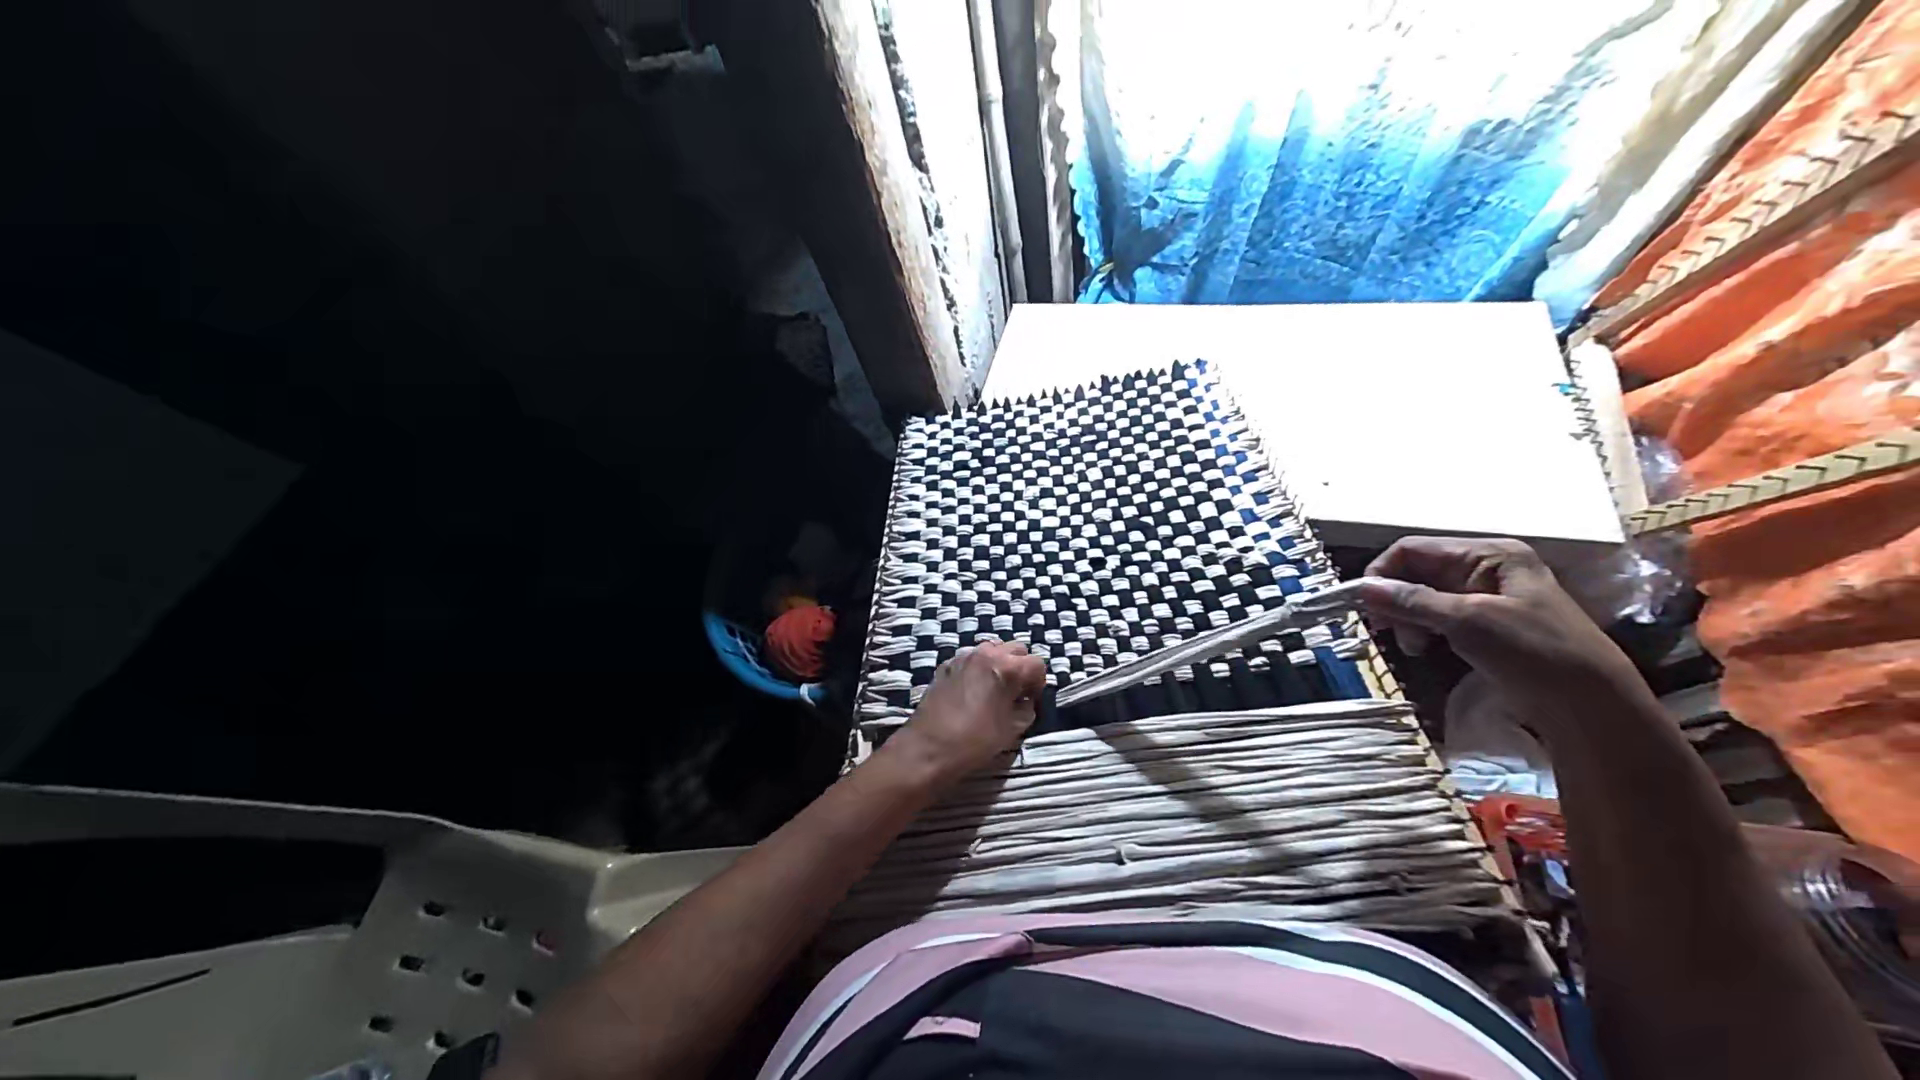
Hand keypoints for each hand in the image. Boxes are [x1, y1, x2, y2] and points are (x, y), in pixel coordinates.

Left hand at [876, 641, 1046, 789]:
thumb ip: (1026, 708)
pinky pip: (972, 658)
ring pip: (993, 649)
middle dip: (1021, 668)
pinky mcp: (947, 664)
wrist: (928, 748)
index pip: (1037, 664)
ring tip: (994, 689)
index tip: (1031, 701)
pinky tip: (973, 691)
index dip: (1038, 683)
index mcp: (1007, 668)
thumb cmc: (975, 741)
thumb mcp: (1013, 729)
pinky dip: (979, 668)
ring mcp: (964, 656)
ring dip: (999, 664)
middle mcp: (987, 654)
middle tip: (1015, 693)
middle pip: (1016, 650)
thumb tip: (1025, 700)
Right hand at [1355, 537, 1644, 727]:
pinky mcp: (1483, 624)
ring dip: (1407, 618)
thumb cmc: (1535, 652)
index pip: (1413, 549)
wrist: (1591, 705)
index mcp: (1489, 554)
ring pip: (1422, 596)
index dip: (1382, 572)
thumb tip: (1361, 588)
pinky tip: (1424, 648)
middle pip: (1415, 572)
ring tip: (1412, 645)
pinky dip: (1422, 630)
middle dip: (1395, 599)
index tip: (1364, 604)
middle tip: (1385, 630)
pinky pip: (1436, 616)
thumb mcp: (1468, 622)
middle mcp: (1484, 568)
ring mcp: (1484, 596)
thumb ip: (1412, 601)